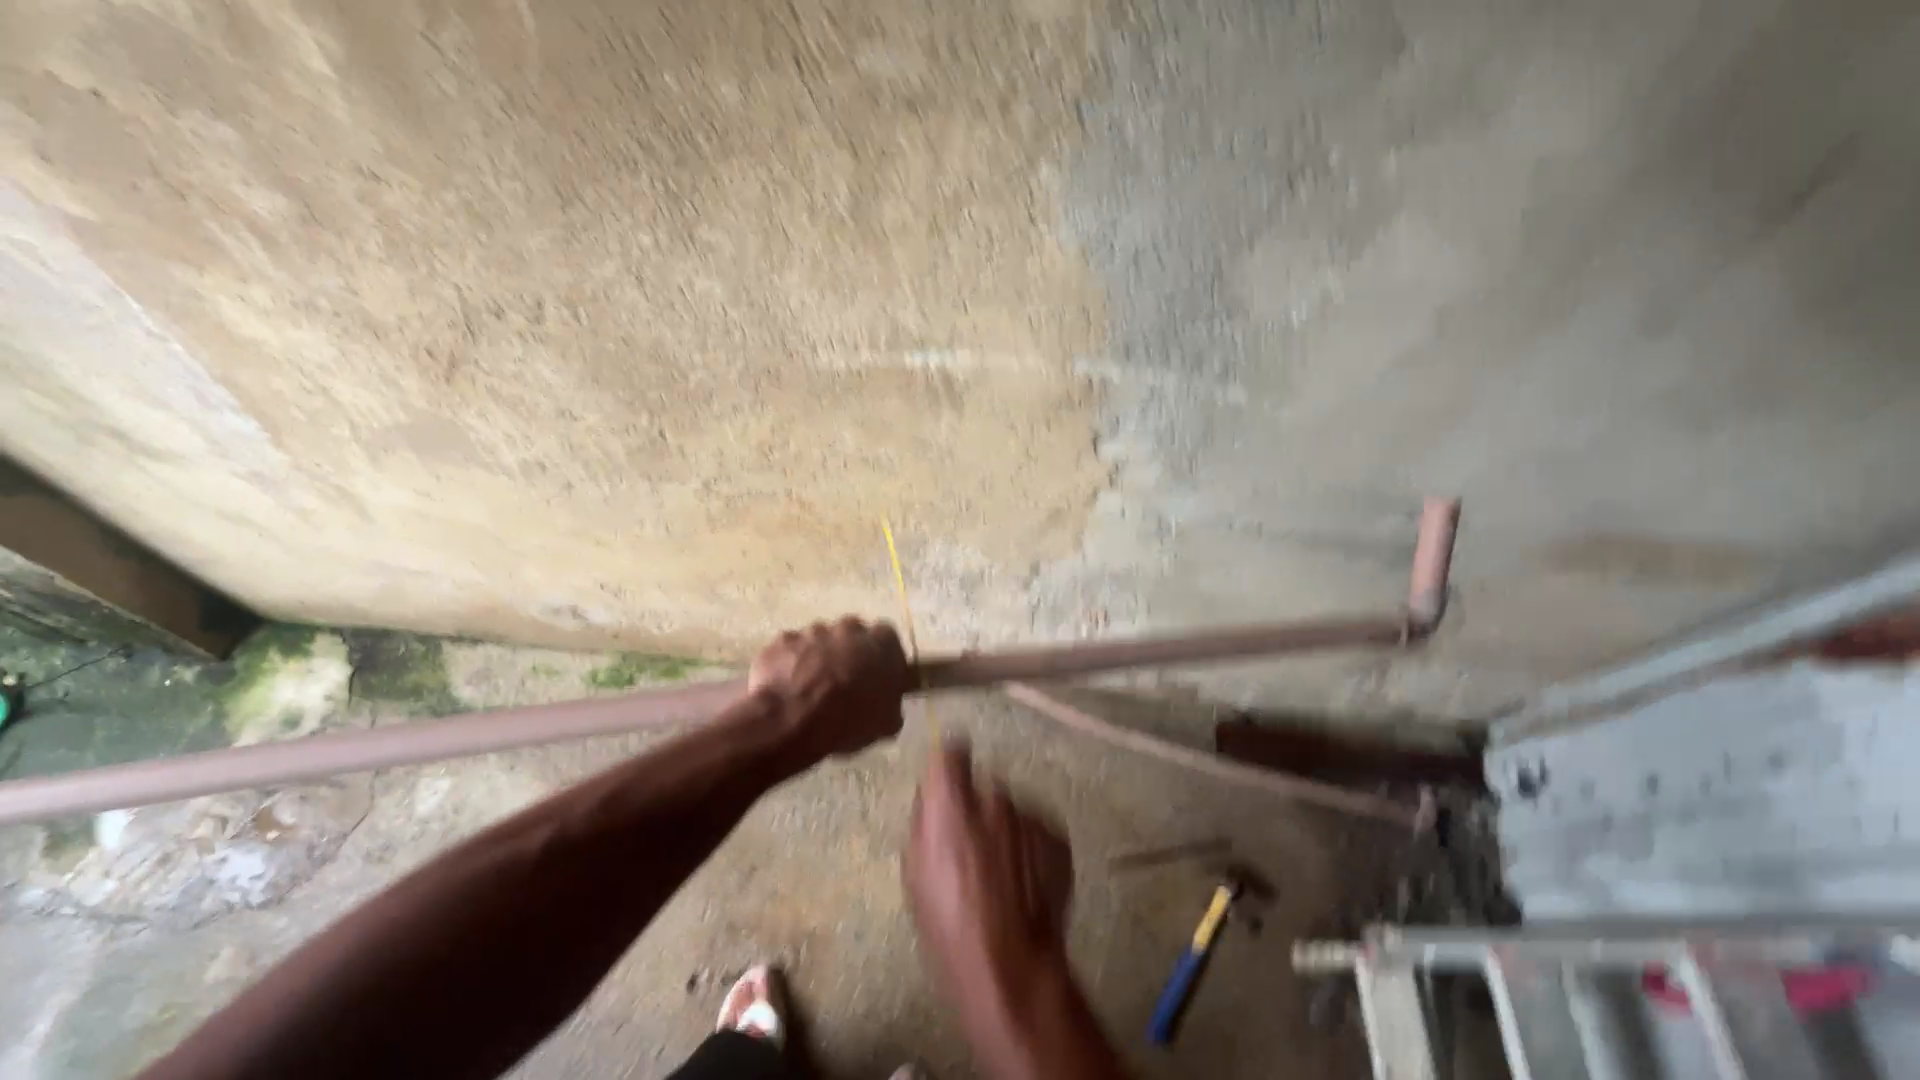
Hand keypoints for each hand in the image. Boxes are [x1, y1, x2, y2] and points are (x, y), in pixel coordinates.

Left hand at [748, 617, 910, 757]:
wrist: (793, 721)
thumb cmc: (849, 721)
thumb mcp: (886, 723)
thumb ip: (891, 701)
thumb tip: (888, 701)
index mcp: (882, 643)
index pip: (888, 640)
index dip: (882, 658)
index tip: (876, 677)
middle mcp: (849, 628)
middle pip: (853, 634)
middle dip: (849, 653)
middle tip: (844, 682)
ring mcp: (813, 631)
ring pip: (820, 640)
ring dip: (819, 658)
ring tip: (811, 687)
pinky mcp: (783, 640)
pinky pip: (791, 649)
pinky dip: (791, 663)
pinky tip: (788, 686)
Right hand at [904, 742, 1074, 1027]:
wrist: (1010, 962)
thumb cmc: (948, 921)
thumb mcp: (915, 870)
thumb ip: (926, 821)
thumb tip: (934, 798)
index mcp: (952, 801)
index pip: (951, 752)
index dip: (949, 764)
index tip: (948, 779)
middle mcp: (994, 796)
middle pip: (984, 788)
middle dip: (978, 808)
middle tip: (971, 848)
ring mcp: (1031, 816)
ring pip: (1013, 811)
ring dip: (1005, 830)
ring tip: (1000, 874)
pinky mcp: (1057, 837)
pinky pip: (1037, 832)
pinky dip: (1030, 849)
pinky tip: (1024, 883)